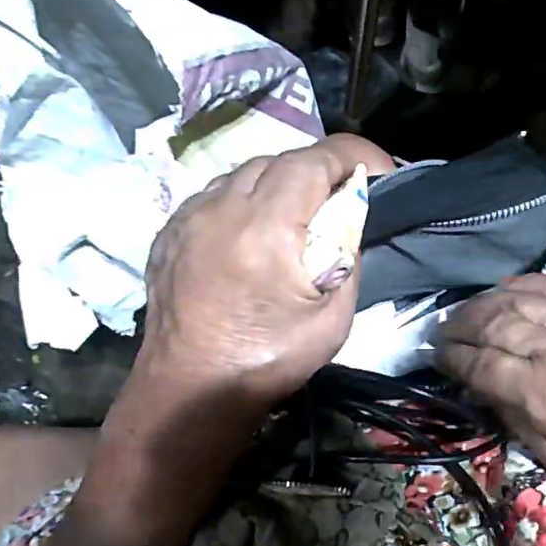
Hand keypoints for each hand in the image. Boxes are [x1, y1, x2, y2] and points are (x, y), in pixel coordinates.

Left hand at [133, 134, 391, 409]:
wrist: (191, 390)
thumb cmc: (266, 362)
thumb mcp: (331, 320)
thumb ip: (347, 257)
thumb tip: (348, 217)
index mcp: (264, 229)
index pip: (313, 161)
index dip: (352, 155)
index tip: (377, 169)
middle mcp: (220, 210)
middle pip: (277, 160)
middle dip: (316, 170)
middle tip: (339, 197)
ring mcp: (187, 218)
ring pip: (241, 174)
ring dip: (276, 183)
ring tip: (295, 213)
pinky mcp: (168, 233)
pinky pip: (213, 196)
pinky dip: (241, 201)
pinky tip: (251, 231)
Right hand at [435, 274, 545, 504]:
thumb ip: (516, 418)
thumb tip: (483, 389)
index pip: (482, 363)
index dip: (452, 357)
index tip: (434, 355)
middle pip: (494, 325)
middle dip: (459, 326)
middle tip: (440, 331)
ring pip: (520, 301)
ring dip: (483, 303)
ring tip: (463, 311)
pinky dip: (525, 285)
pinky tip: (505, 288)